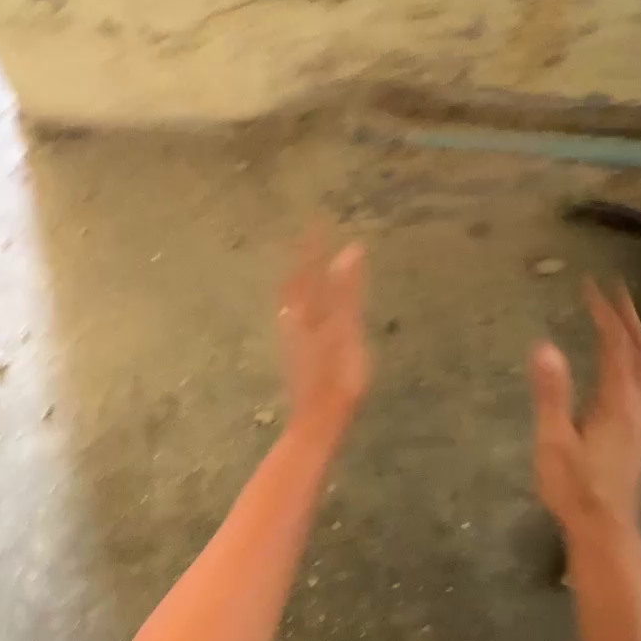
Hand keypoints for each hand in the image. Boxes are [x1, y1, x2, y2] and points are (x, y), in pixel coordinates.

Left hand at [278, 231, 369, 434]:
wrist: (316, 420)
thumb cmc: (337, 376)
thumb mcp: (347, 330)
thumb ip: (347, 291)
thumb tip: (349, 250)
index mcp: (307, 312)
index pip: (309, 270)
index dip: (313, 247)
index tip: (315, 221)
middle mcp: (294, 323)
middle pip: (295, 285)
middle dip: (301, 263)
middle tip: (306, 243)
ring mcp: (292, 342)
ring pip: (292, 304)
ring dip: (298, 284)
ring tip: (302, 272)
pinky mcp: (296, 358)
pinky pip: (294, 321)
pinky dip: (300, 306)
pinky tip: (300, 315)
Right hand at [530, 278, 640, 537]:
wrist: (605, 527)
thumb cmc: (574, 487)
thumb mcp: (554, 441)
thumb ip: (551, 394)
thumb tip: (544, 346)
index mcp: (616, 401)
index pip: (614, 345)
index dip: (605, 313)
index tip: (592, 287)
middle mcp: (637, 404)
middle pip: (639, 351)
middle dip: (627, 318)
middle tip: (613, 292)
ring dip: (638, 338)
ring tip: (626, 321)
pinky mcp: (640, 433)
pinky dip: (640, 361)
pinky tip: (632, 369)